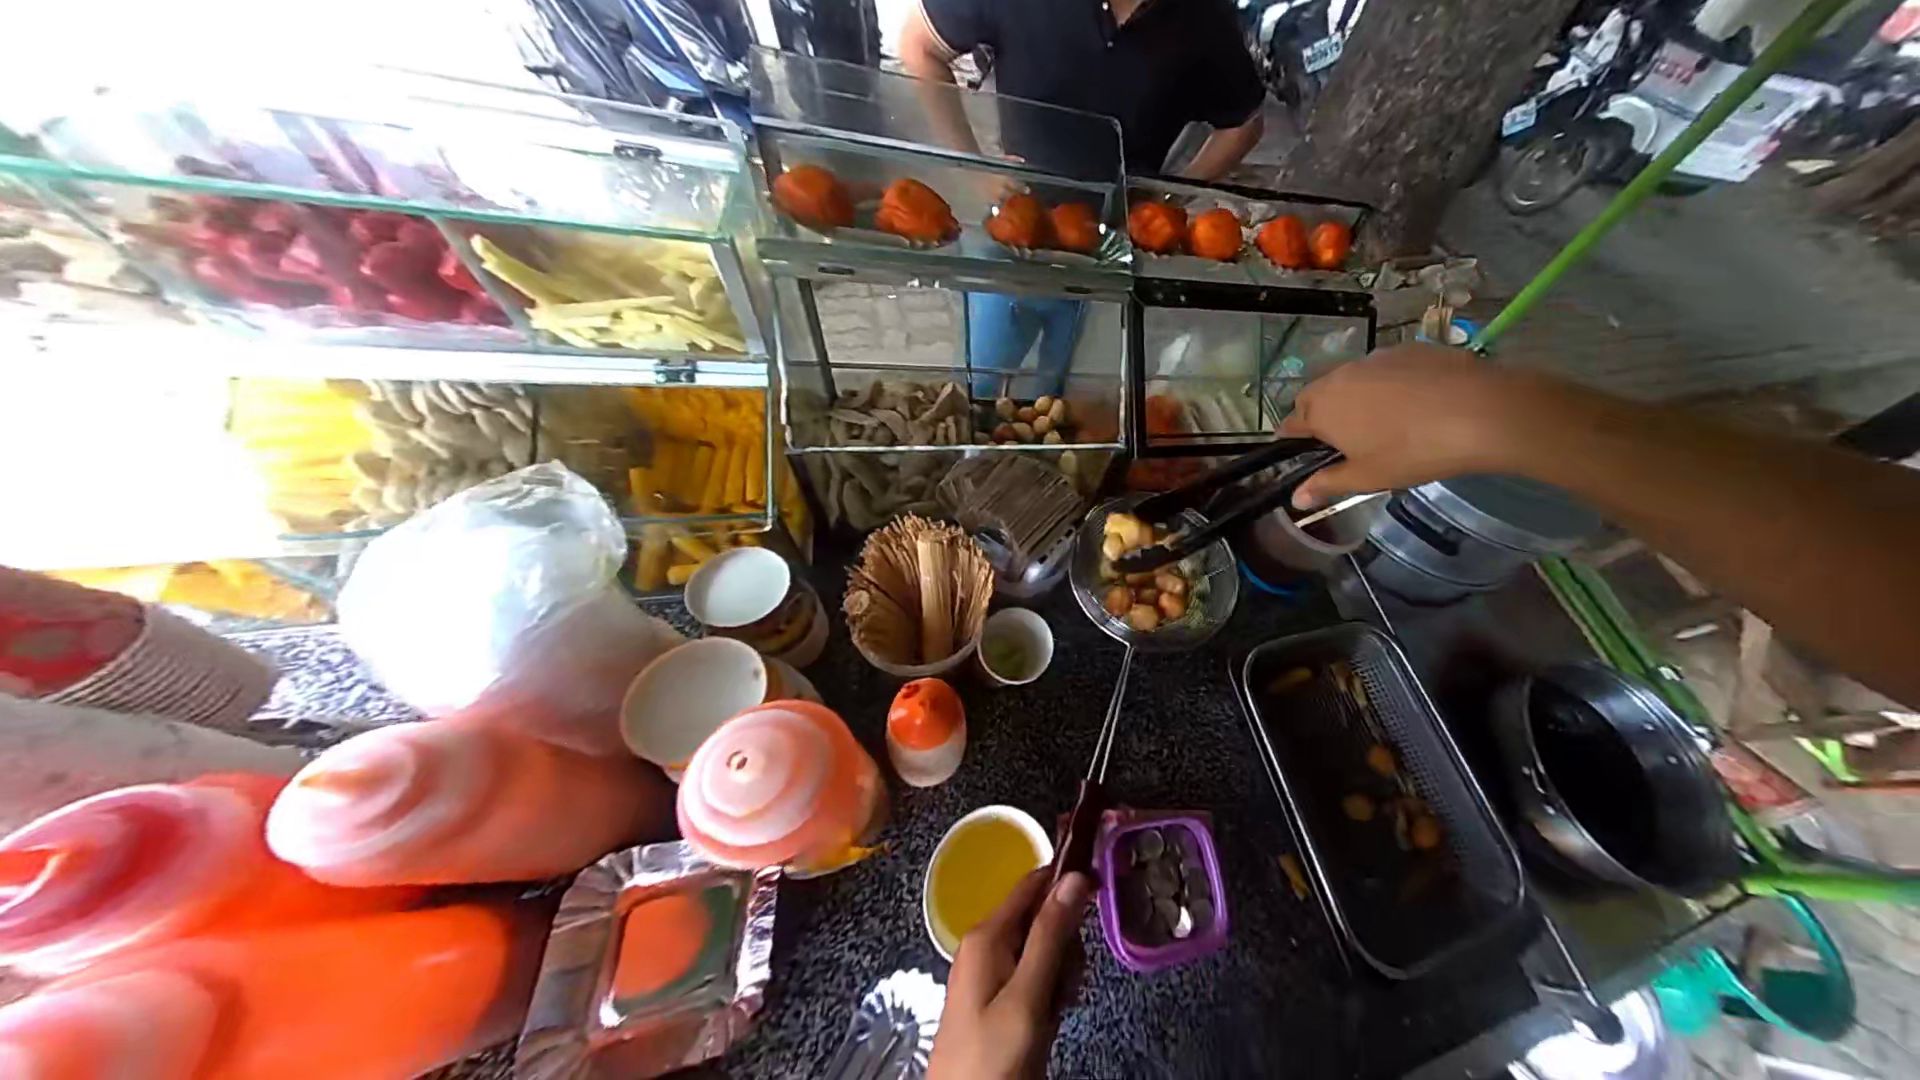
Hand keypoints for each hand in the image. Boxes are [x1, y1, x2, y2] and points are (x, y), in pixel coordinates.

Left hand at [927, 870, 1092, 1079]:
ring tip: (1057, 1009)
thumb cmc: (993, 1058)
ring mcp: (987, 970)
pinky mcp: (992, 996)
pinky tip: (1049, 1019)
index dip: (1066, 883)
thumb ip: (1050, 937)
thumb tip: (1073, 876)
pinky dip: (1046, 992)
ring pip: (1038, 949)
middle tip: (1068, 984)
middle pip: (1038, 918)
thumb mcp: (1027, 998)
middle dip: (1064, 945)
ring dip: (1058, 973)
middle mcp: (984, 942)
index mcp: (988, 934)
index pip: (1032, 885)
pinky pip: (1030, 975)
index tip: (1100, 892)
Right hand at [1278, 344, 1567, 507]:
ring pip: (1350, 380)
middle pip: (1316, 396)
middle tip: (1348, 439)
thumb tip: (1296, 499)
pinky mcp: (1409, 349)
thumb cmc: (1413, 451)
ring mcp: (1375, 359)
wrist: (1485, 411)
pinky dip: (1388, 382)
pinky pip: (1384, 368)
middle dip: (1322, 414)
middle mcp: (1339, 378)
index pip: (1290, 423)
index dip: (1294, 439)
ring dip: (1355, 397)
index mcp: (1320, 409)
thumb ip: (1326, 484)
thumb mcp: (1366, 477)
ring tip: (1385, 420)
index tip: (1307, 452)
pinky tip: (1415, 401)